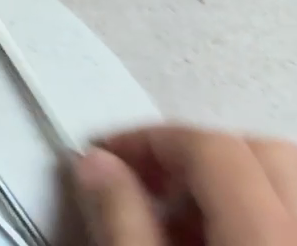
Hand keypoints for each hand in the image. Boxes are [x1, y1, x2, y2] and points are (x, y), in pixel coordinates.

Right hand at [77, 125, 296, 245]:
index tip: (112, 153)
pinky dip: (261, 206)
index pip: (210, 146)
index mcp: (264, 235)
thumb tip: (96, 162)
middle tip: (150, 177)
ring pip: (286, 176)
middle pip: (261, 151)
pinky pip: (296, 205)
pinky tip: (227, 233)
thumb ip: (119, 215)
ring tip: (187, 214)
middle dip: (194, 151)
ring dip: (230, 178)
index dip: (149, 138)